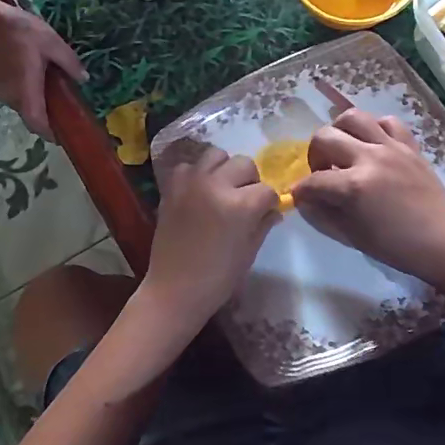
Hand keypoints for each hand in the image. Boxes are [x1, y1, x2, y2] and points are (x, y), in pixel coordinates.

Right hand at [0, 2, 86, 136]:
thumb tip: (84, 80)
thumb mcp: (52, 44)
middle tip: (63, 102)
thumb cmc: (19, 32)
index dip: (50, 134)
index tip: (64, 135)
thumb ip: (69, 63)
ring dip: (33, 99)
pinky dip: (22, 90)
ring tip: (48, 85)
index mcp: (26, 93)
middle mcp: (9, 97)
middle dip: (45, 112)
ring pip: (19, 103)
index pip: (37, 124)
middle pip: (29, 114)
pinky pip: (9, 93)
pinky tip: (30, 74)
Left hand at [144, 147, 280, 320]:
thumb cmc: (218, 278)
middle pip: (244, 164)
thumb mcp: (249, 252)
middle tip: (245, 200)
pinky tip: (199, 193)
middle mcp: (216, 185)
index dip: (269, 202)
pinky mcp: (171, 188)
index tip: (266, 212)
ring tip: (222, 189)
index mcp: (240, 205)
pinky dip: (197, 174)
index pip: (267, 190)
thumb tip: (274, 210)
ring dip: (224, 169)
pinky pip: (189, 167)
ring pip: (216, 155)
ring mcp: (191, 183)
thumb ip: (263, 224)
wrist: (174, 289)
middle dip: (250, 180)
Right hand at [291, 110, 444, 291]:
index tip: (300, 197)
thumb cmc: (395, 246)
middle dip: (314, 155)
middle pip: (325, 137)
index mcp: (354, 186)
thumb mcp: (351, 235)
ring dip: (339, 131)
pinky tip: (372, 145)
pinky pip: (387, 121)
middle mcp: (370, 158)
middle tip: (322, 172)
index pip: (312, 181)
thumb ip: (323, 212)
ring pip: (353, 117)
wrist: (444, 242)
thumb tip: (306, 197)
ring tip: (342, 149)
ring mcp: (391, 147)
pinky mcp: (409, 145)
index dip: (301, 191)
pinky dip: (374, 128)